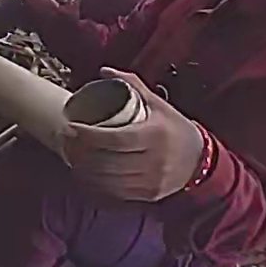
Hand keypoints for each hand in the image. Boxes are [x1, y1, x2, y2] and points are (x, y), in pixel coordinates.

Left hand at [61, 69, 204, 201]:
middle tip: (65, 139)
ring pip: (108, 180)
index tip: (71, 126)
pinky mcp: (148, 195)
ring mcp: (151, 181)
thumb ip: (132, 85)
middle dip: (80, 152)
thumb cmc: (175, 128)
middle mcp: (154, 161)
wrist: (200, 160)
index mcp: (155, 135)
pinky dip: (95, 184)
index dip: (89, 135)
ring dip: (84, 169)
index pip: (115, 139)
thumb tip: (104, 71)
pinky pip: (115, 193)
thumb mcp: (158, 104)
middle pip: (107, 161)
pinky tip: (85, 173)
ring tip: (70, 155)